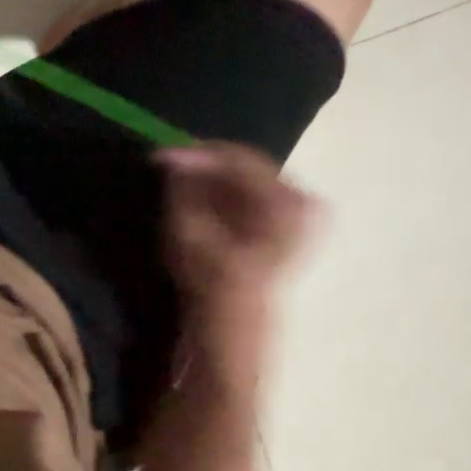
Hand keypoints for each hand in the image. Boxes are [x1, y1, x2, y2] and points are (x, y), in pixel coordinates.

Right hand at [158, 142, 317, 310]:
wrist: (237, 317)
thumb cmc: (211, 279)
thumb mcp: (188, 231)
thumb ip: (184, 190)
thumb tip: (175, 160)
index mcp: (285, 201)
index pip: (238, 161)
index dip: (197, 154)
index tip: (162, 155)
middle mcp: (306, 199)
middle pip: (248, 167)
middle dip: (208, 165)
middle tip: (172, 166)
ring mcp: (309, 211)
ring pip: (253, 179)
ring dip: (218, 178)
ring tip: (185, 183)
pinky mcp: (303, 221)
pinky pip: (261, 194)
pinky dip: (232, 192)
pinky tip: (207, 198)